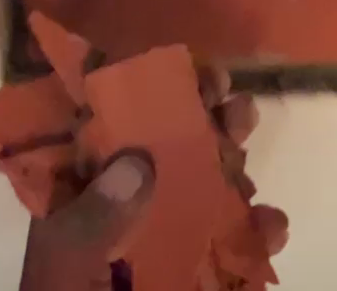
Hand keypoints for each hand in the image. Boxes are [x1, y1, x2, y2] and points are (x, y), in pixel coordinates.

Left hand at [21, 76, 285, 290]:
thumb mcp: (64, 268)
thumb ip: (91, 221)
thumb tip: (137, 160)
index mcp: (88, 199)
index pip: (111, 130)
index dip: (140, 92)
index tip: (172, 67)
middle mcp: (131, 210)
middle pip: (168, 147)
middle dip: (200, 112)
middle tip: (224, 89)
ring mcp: (169, 240)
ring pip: (206, 184)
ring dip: (232, 154)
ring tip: (247, 126)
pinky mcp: (202, 272)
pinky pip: (236, 245)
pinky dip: (259, 231)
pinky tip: (272, 224)